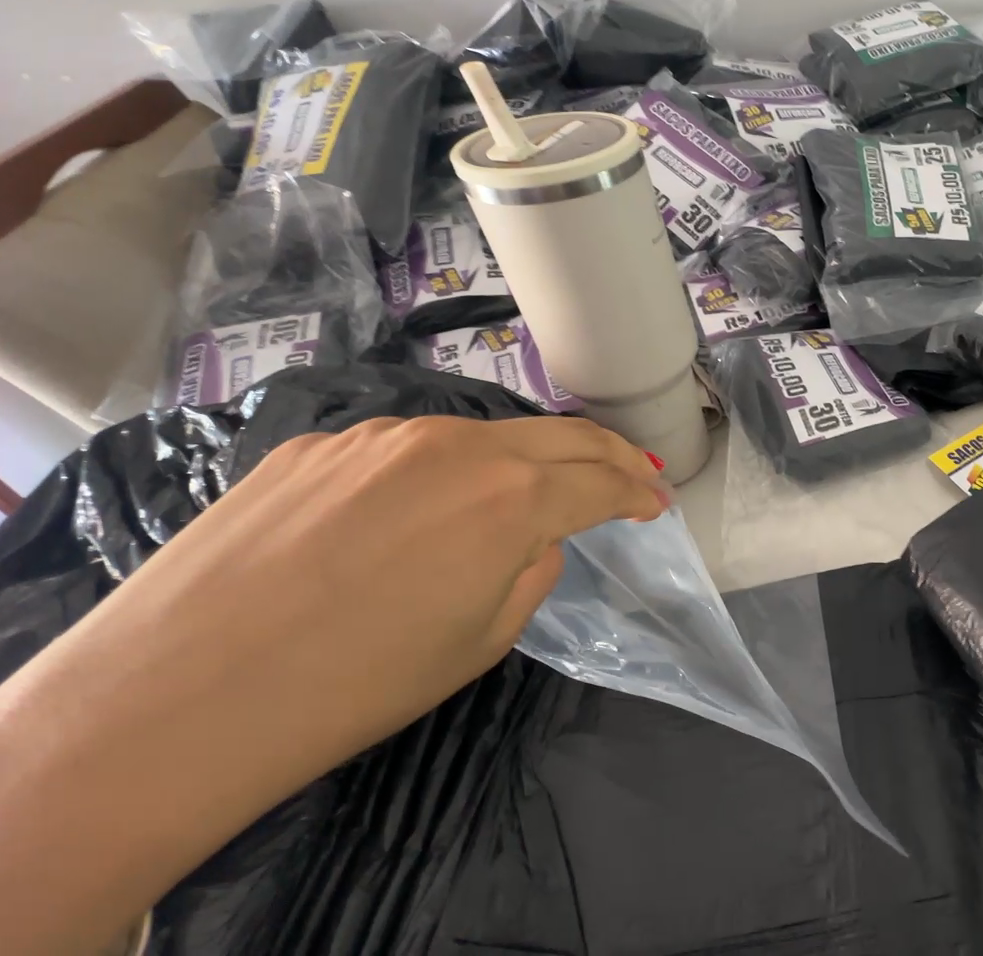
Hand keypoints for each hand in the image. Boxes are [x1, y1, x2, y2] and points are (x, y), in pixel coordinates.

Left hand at [117, 415, 669, 753]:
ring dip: (522, 460)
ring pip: (480, 435)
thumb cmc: (357, 685)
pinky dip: (440, 472)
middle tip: (633, 476)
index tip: (658, 505)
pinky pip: (404, 450)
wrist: (173, 701)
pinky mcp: (316, 445)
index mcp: (512, 497)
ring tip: (529, 492)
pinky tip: (414, 514)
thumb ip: (531, 570)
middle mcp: (455, 445)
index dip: (639, 493)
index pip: (602, 481)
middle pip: (558, 434)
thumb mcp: (483, 639)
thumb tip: (530, 539)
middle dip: (608, 454)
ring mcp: (379, 436)